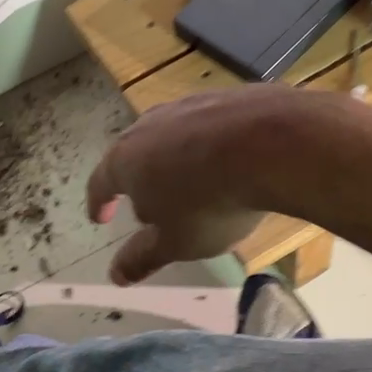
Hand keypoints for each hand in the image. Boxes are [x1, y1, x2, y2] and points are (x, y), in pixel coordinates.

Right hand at [87, 86, 354, 283]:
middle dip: (136, 177)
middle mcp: (149, 125)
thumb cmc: (210, 202)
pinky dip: (208, 145)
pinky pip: (207, 126)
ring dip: (172, 158)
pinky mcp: (224, 97)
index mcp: (126, 160)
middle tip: (145, 199)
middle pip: (132, 152)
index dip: (99, 202)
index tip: (100, 217)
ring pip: (169, 135)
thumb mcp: (175, 243)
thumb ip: (142, 257)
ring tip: (187, 180)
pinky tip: (227, 160)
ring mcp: (187, 105)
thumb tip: (115, 275)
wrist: (272, 144)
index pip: (100, 182)